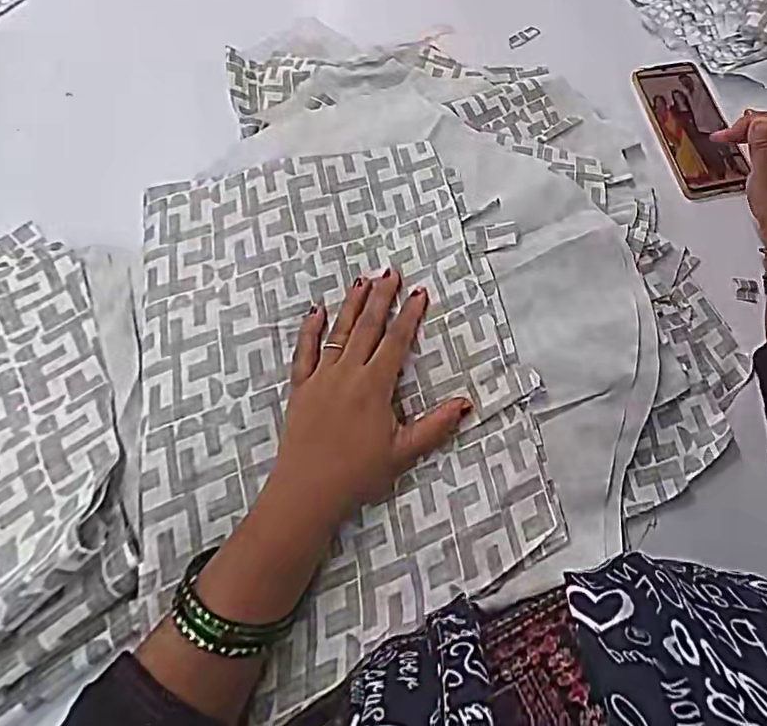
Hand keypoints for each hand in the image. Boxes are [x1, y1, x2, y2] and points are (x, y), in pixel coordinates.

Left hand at [268, 269, 470, 530]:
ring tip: (362, 279)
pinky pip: (304, 353)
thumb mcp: (403, 453)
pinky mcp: (300, 389)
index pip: (396, 341)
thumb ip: (436, 425)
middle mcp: (347, 375)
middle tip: (391, 271)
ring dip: (352, 304)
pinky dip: (309, 330)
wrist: (304, 495)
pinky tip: (317, 311)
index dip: (410, 315)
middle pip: (368, 327)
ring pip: (339, 333)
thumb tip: (466, 404)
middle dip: (382, 297)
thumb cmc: (356, 475)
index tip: (420, 292)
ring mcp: (321, 379)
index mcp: (374, 387)